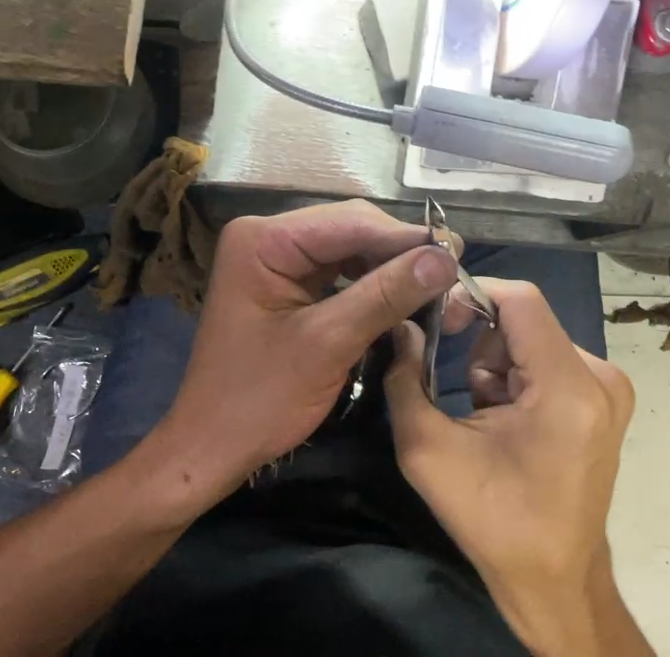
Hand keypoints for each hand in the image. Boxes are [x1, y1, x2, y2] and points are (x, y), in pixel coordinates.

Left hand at [153, 200, 459, 495]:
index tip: (458, 253)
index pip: (349, 222)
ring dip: (390, 270)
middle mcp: (266, 237)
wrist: (211, 447)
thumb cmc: (258, 399)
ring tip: (438, 287)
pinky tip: (405, 300)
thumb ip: (385, 296)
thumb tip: (445, 258)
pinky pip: (339, 274)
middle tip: (453, 274)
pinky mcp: (285, 284)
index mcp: (262, 239)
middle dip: (400, 253)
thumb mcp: (327, 344)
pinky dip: (372, 287)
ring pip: (350, 251)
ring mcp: (274, 260)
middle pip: (350, 230)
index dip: (405, 237)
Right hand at [385, 278, 636, 653]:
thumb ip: (404, 378)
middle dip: (480, 343)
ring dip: (497, 364)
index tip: (438, 324)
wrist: (553, 579)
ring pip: (533, 338)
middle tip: (459, 391)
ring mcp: (609, 389)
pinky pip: (549, 359)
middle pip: (523, 319)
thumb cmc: (492, 519)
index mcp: (567, 388)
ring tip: (485, 415)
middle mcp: (600, 377)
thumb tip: (397, 326)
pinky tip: (508, 421)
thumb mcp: (427, 450)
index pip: (519, 299)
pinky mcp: (605, 400)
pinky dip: (518, 378)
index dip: (471, 296)